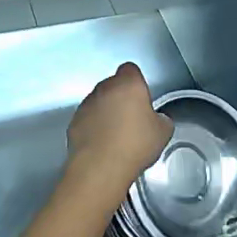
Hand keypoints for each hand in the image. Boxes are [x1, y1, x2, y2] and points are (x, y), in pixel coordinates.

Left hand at [64, 63, 171, 203]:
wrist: (100, 167)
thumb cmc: (135, 145)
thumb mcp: (163, 132)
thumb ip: (161, 118)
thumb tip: (156, 119)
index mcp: (128, 84)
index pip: (131, 69)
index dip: (136, 81)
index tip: (141, 98)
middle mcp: (104, 88)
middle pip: (113, 84)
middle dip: (120, 96)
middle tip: (131, 118)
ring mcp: (86, 104)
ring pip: (98, 100)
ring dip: (105, 110)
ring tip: (115, 134)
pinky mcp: (73, 121)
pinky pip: (87, 117)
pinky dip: (93, 125)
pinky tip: (101, 143)